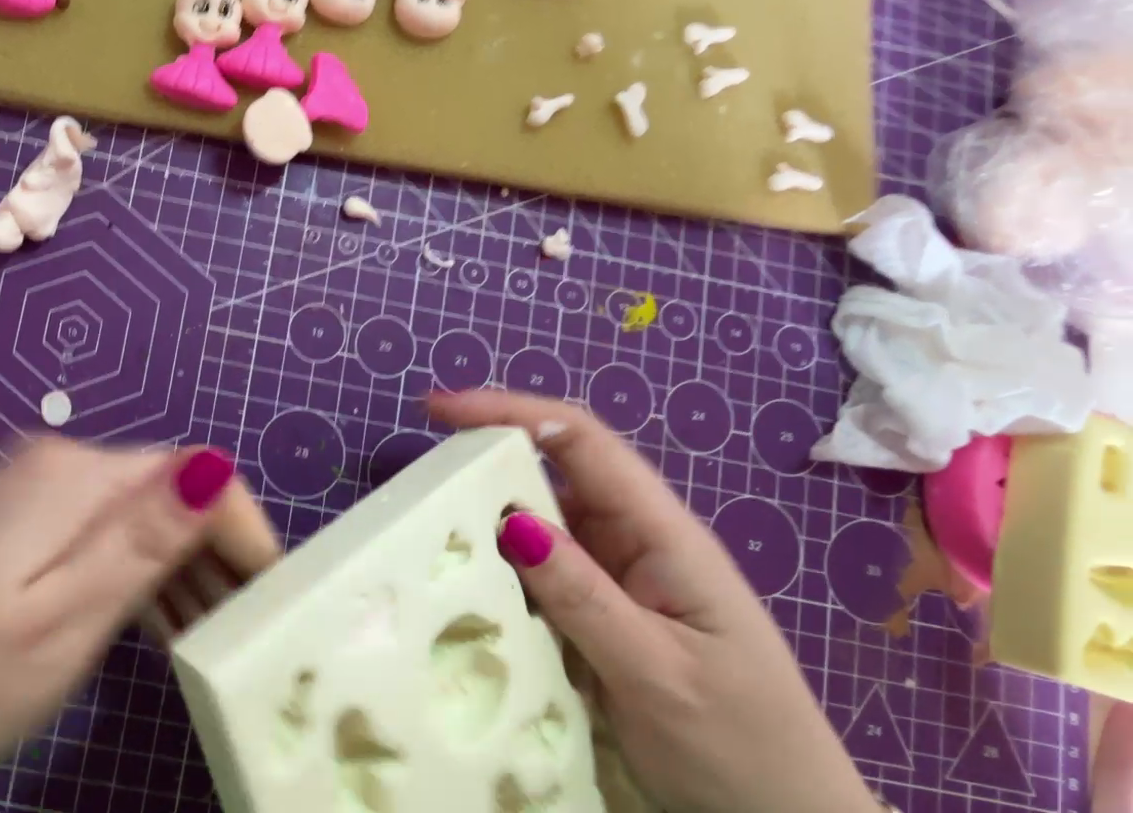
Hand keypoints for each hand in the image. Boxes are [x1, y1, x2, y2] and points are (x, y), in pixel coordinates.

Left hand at [0, 441, 258, 808]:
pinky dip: (144, 573)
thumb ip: (140, 542)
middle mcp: (57, 465)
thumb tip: (215, 468)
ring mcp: (35, 493)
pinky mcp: (22, 526)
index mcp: (71, 478)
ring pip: (141, 514)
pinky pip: (106, 534)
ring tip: (218, 639)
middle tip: (252, 634)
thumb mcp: (61, 623)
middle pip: (169, 489)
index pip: (193, 471)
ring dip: (187, 567)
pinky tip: (164, 623)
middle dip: (220, 550)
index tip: (273, 600)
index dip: (242, 527)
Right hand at [430, 390, 881, 812]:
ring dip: (487, 524)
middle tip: (417, 485)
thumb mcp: (658, 675)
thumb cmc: (741, 750)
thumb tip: (508, 520)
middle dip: (485, 466)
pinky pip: (540, 576)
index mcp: (663, 536)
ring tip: (426, 536)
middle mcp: (636, 543)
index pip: (582, 443)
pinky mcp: (601, 615)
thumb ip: (583, 597)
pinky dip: (499, 572)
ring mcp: (618, 579)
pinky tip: (466, 589)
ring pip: (540, 528)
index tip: (439, 409)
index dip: (510, 412)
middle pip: (552, 475)